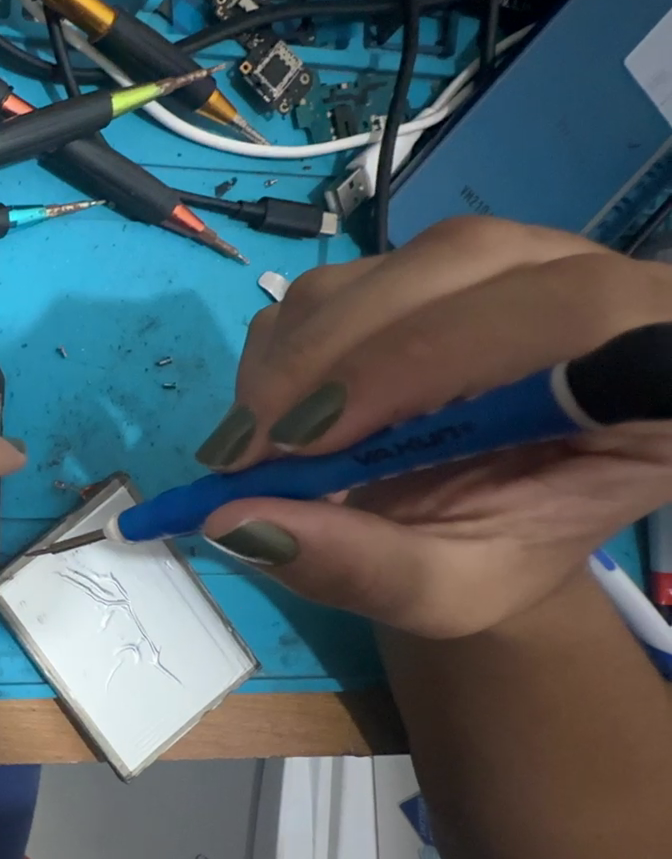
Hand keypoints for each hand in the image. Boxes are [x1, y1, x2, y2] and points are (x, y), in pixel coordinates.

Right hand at [192, 217, 671, 637]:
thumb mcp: (435, 591)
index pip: (570, 313)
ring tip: (259, 445)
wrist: (469, 517)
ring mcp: (491, 269)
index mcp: (655, 369)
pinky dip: (271, 356)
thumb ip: (354, 565)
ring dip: (287, 361)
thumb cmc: (484, 553)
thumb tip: (230, 522)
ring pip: (371, 275)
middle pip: (452, 266)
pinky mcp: (403, 276)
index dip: (421, 363)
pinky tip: (272, 416)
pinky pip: (318, 292)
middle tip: (251, 452)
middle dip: (327, 361)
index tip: (307, 447)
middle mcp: (591, 287)